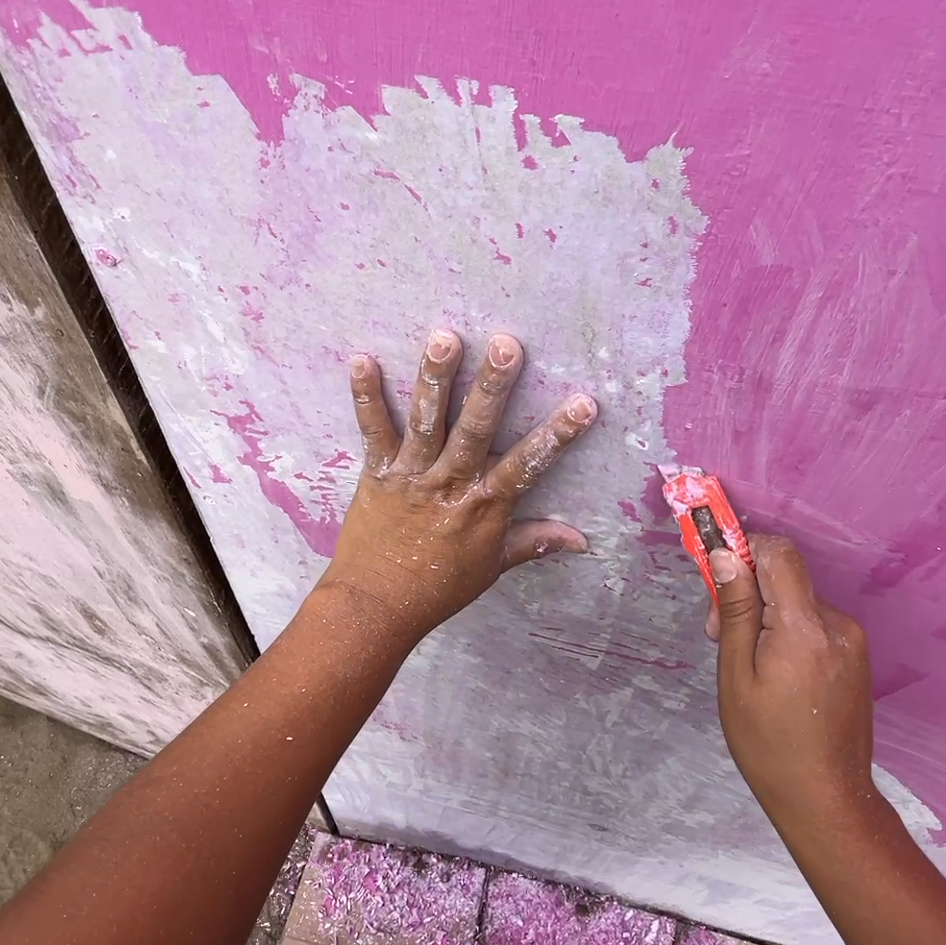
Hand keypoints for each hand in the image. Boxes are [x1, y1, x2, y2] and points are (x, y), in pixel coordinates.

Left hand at [321, 329, 597, 646]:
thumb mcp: (492, 567)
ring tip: (443, 338)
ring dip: (435, 379)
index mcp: (483, 506)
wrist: (376, 606)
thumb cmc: (438, 588)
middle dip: (493, 386)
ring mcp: (412, 475)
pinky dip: (366, 395)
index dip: (557, 434)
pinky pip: (372, 430)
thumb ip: (534, 542)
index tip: (584, 402)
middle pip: (475, 429)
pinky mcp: (378, 472)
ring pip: (427, 421)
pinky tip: (362, 359)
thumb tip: (583, 540)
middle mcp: (450, 483)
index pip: (527, 465)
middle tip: (506, 345)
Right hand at [708, 537, 879, 823]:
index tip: (716, 572)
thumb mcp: (736, 675)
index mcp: (805, 628)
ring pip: (796, 600)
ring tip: (747, 661)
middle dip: (747, 591)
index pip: (779, 553)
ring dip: (765, 615)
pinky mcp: (855, 655)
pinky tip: (773, 670)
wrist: (826, 799)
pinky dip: (786, 631)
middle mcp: (837, 624)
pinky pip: (812, 622)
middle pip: (784, 577)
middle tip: (719, 634)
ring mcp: (852, 640)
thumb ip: (734, 610)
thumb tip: (724, 556)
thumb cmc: (768, 743)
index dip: (744, 549)